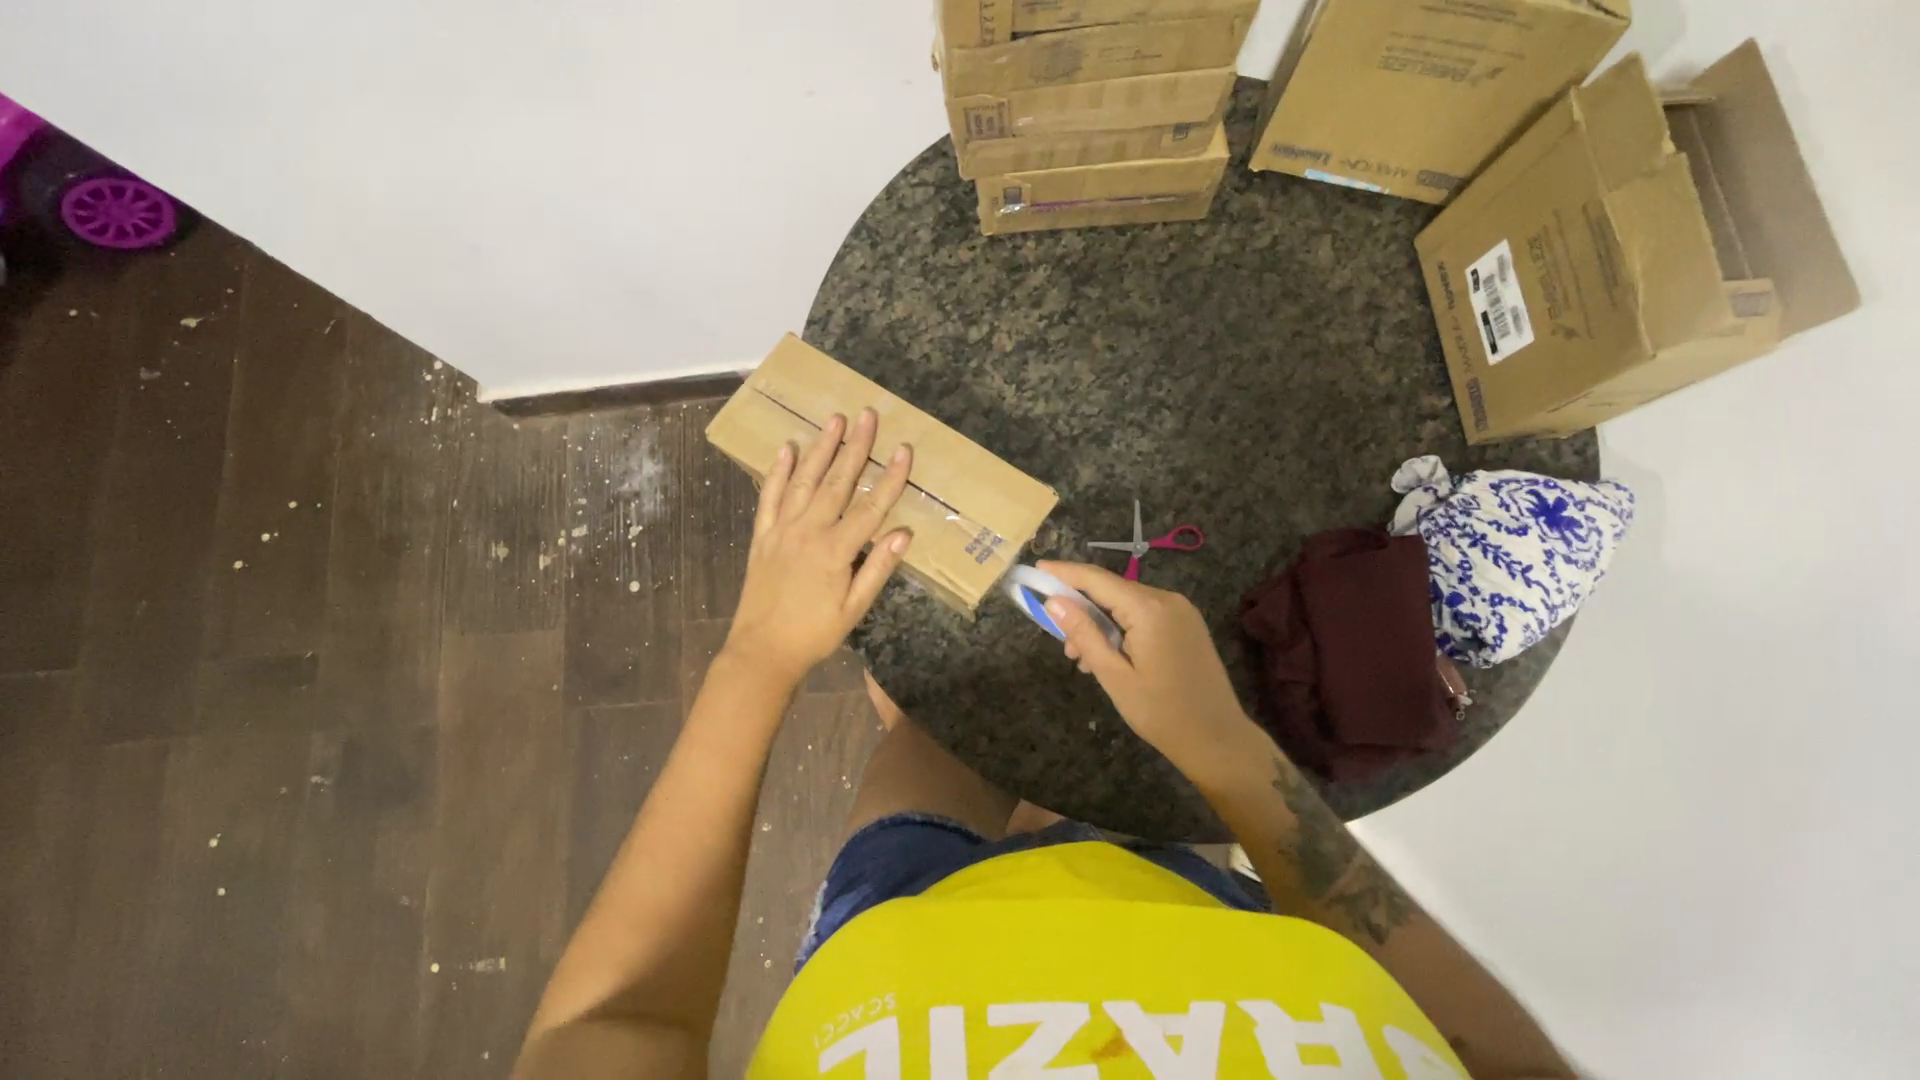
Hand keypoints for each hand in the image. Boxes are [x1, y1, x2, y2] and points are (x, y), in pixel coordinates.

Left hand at [724, 409, 912, 685]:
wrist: (762, 651)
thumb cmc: (814, 634)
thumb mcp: (854, 609)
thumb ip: (877, 569)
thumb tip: (903, 534)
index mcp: (836, 551)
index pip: (870, 507)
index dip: (890, 478)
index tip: (904, 449)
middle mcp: (808, 532)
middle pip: (837, 482)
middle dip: (855, 447)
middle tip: (867, 415)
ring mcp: (782, 531)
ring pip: (804, 481)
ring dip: (820, 449)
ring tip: (833, 419)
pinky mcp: (762, 536)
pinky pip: (769, 497)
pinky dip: (777, 472)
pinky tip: (787, 448)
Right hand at [1037, 561, 1264, 784]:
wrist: (1217, 739)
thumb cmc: (1161, 712)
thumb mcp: (1114, 675)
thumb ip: (1083, 634)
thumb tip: (1054, 601)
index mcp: (1149, 609)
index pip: (1097, 579)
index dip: (1064, 573)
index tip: (1037, 568)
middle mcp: (1168, 600)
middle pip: (1112, 591)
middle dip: (1082, 610)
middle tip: (1063, 645)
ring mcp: (1181, 612)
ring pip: (1127, 605)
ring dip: (1101, 624)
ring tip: (1085, 660)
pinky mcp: (1187, 625)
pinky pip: (1145, 616)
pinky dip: (1121, 629)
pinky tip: (1110, 656)